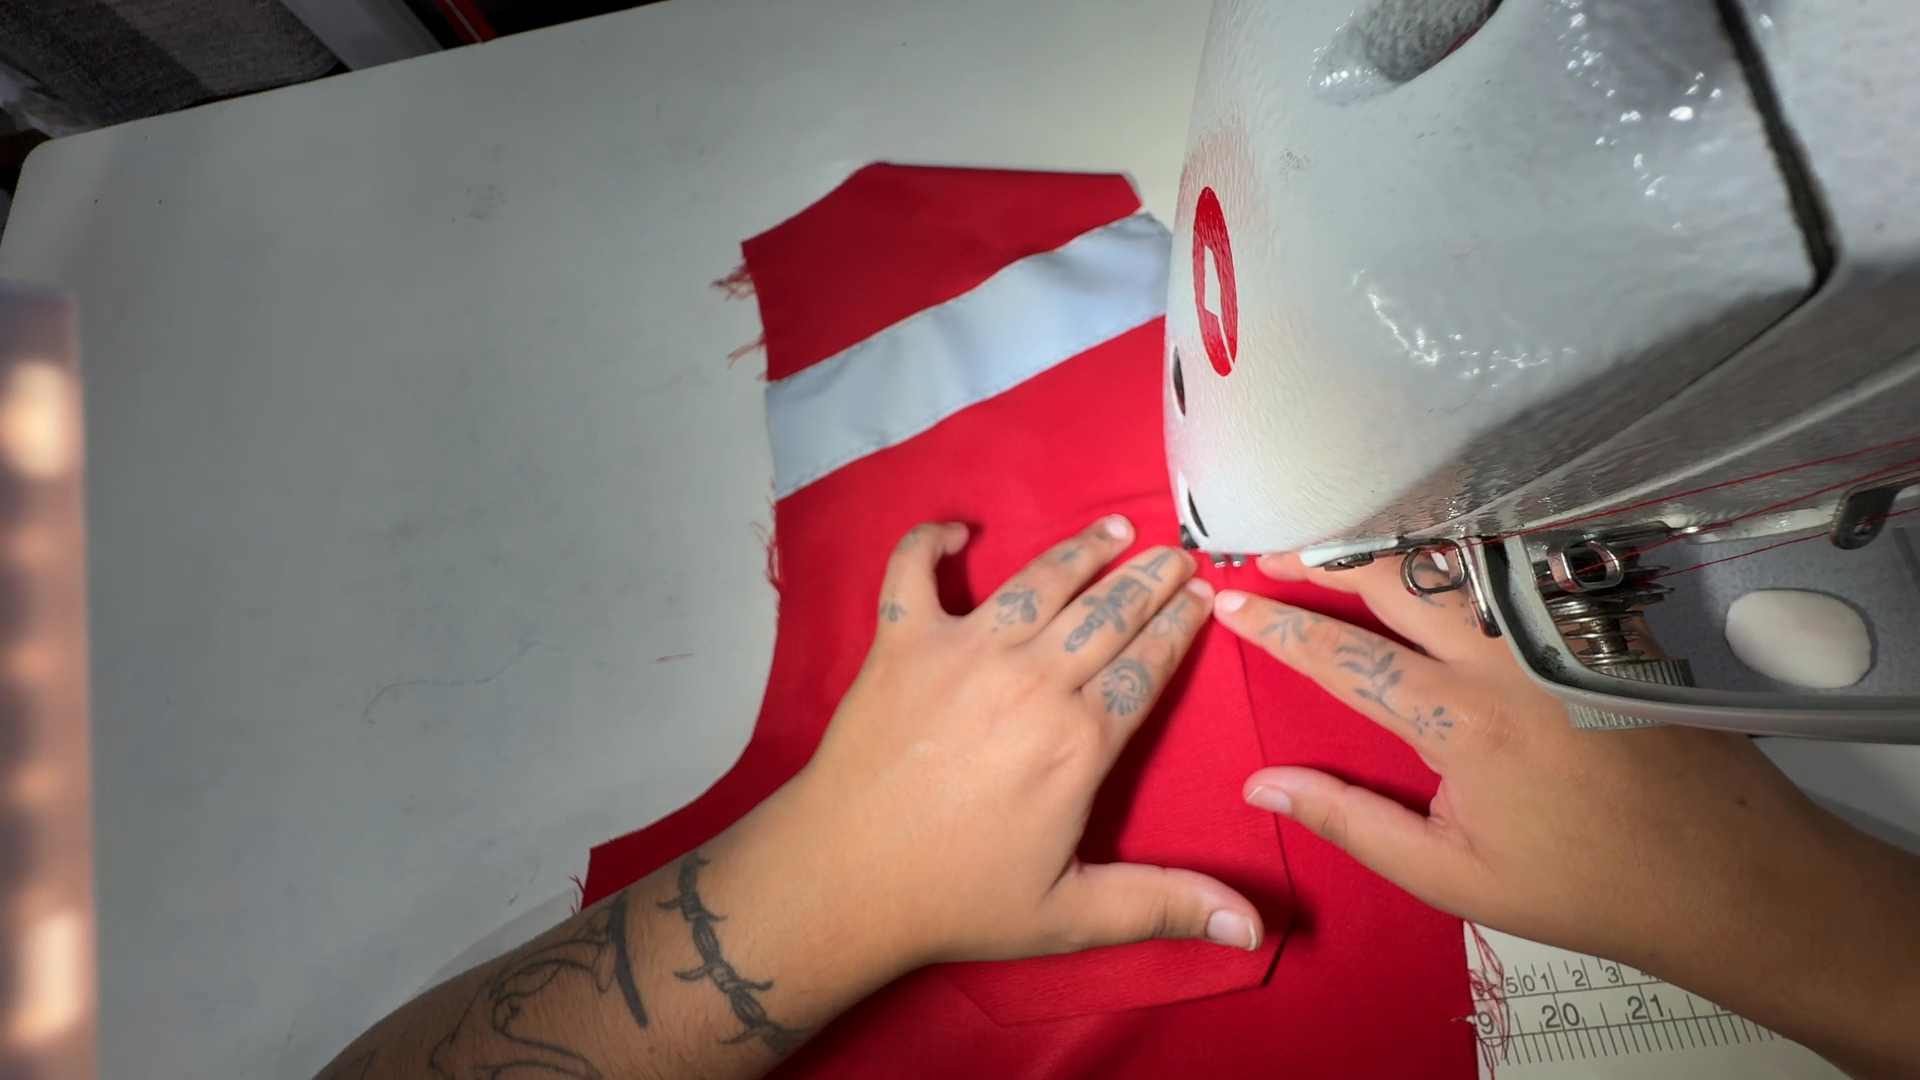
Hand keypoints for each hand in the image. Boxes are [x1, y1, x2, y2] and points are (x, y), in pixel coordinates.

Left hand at [772, 517, 1262, 973]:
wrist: (843, 877)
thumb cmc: (957, 895)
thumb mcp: (1070, 915)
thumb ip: (1163, 904)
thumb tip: (1255, 927)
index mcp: (1079, 739)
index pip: (1148, 665)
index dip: (1179, 627)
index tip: (1202, 594)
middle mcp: (1030, 678)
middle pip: (1108, 613)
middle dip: (1149, 578)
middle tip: (1175, 552)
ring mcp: (962, 650)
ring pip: (1038, 581)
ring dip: (1082, 549)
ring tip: (1116, 526)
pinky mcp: (902, 641)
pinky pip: (913, 572)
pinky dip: (928, 542)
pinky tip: (956, 530)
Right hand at [1212, 553, 1919, 1077]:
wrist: (1741, 881)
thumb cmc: (1582, 884)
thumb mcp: (1451, 876)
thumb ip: (1348, 821)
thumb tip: (1261, 783)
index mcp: (1461, 721)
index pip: (1342, 655)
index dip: (1277, 625)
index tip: (1230, 601)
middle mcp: (1505, 660)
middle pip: (1392, 580)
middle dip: (1319, 560)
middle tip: (1270, 554)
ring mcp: (1557, 635)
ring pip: (1449, 564)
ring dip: (1378, 550)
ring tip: (1328, 548)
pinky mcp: (1593, 629)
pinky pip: (1502, 576)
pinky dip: (1444, 559)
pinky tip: (1418, 562)